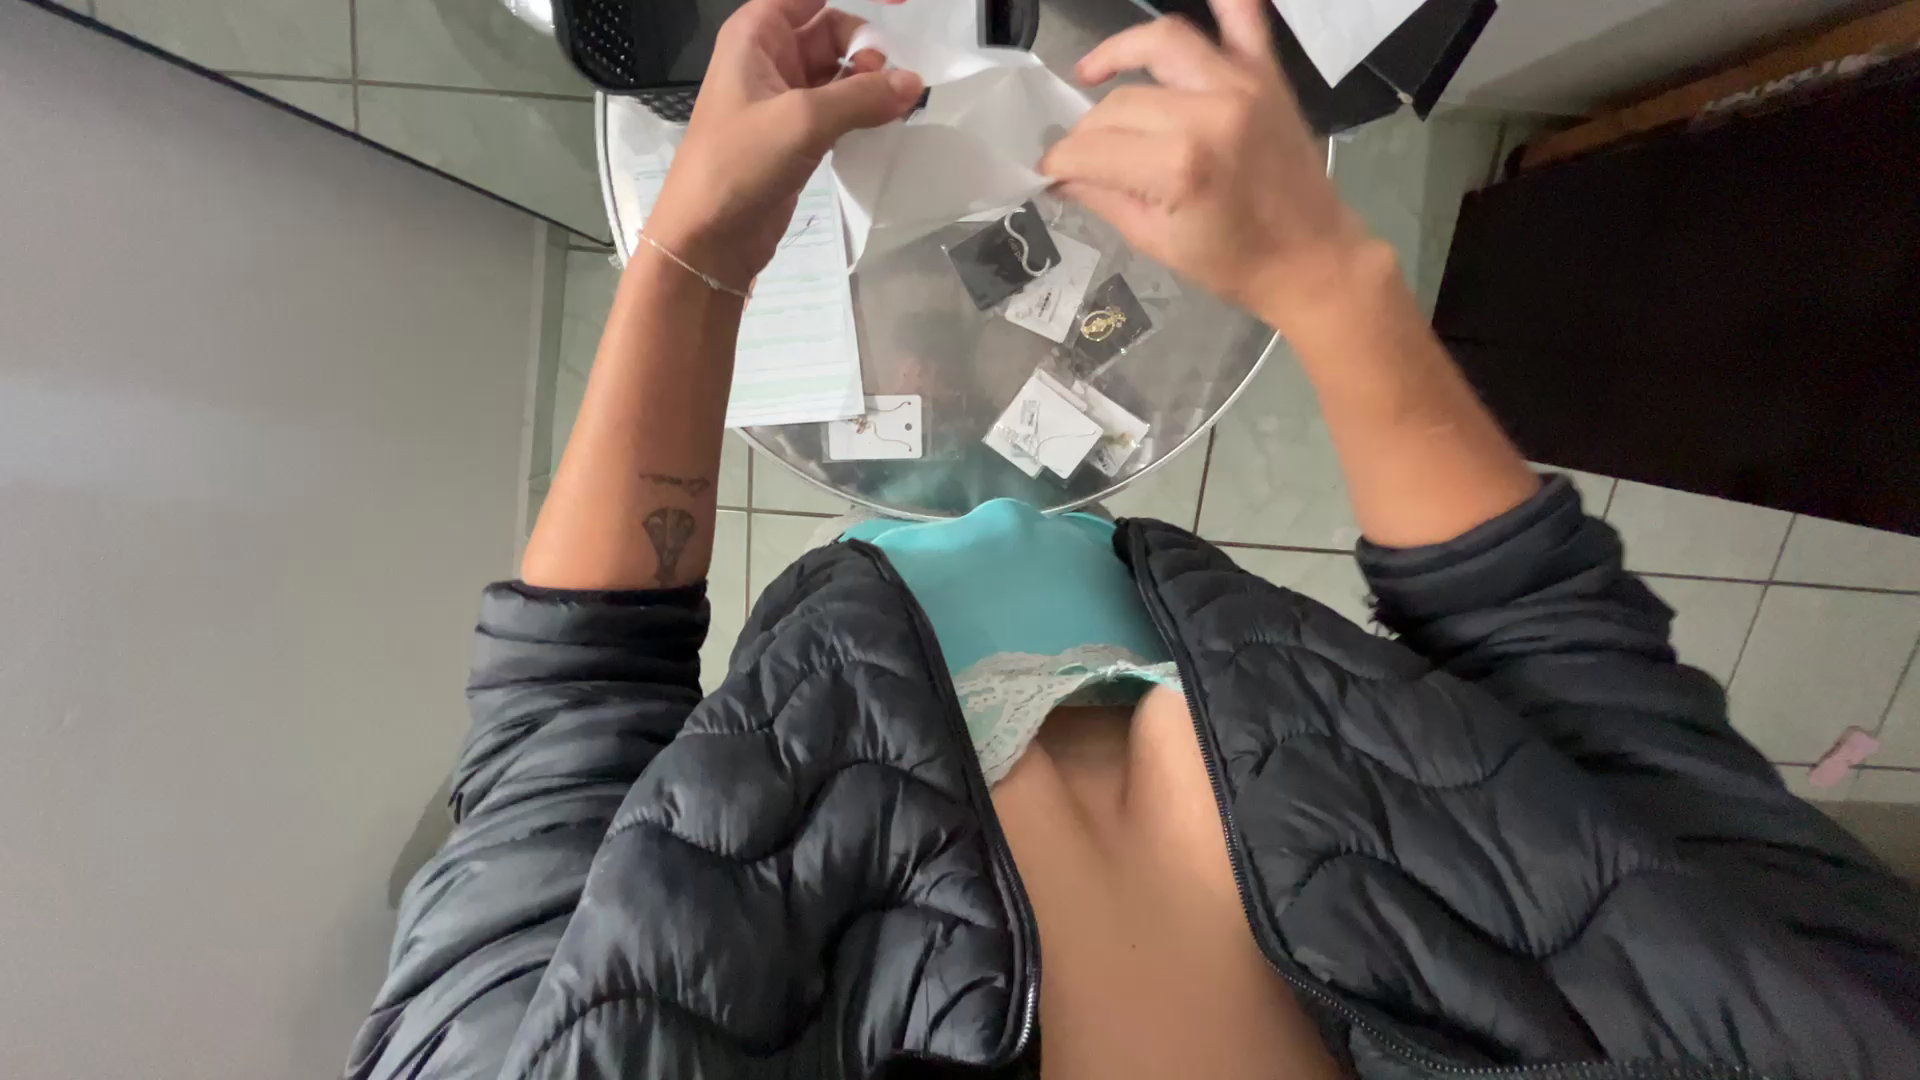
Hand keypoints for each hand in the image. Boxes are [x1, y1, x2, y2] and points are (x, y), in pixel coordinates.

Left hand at [646, 0, 922, 289]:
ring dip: (869, 87)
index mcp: (757, 34)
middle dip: (867, 51)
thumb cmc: (740, 164)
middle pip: (832, 34)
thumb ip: (861, 97)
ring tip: (901, 108)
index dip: (855, 7)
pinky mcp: (797, 141)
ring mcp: (785, 103)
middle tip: (896, 85)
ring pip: (838, 78)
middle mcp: (770, 60)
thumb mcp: (802, 120)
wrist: (710, 237)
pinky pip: (838, 115)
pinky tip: (886, 129)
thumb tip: (914, 83)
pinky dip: (861, 118)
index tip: (900, 13)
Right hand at [1039, 0, 1382, 330]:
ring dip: (1120, 52)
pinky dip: (1220, 2)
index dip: (1060, 161)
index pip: (1095, 149)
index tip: (1044, 172)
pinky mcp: (1267, 74)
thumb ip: (1104, 199)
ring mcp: (1241, 85)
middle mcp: (1207, 113)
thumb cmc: (1231, 264)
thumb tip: (1060, 178)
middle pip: (1122, 103)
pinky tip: (1194, 4)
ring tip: (1092, 73)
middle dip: (1085, 131)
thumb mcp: (1156, 241)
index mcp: (1178, 167)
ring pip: (1164, 42)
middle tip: (1074, 154)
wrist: (1308, 257)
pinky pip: (1243, 15)